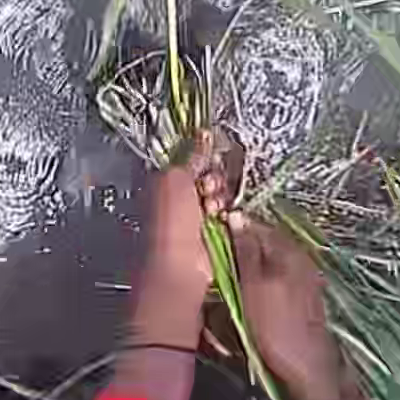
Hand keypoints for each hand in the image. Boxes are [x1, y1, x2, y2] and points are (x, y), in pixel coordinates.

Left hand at [129, 137, 218, 348]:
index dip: (204, 159)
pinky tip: (226, 220)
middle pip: (211, 178)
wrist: (181, 267)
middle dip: (216, 180)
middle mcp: (181, 200)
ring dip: (223, 199)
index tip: (209, 163)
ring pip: (223, 197)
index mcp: (167, 183)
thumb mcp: (175, 178)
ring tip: (215, 209)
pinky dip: (232, 217)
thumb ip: (189, 156)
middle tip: (210, 191)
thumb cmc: (171, 222)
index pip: (194, 161)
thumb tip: (203, 133)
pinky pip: (231, 217)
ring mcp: (198, 220)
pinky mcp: (216, 237)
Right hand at [228, 214, 351, 399]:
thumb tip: (235, 216)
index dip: (231, 230)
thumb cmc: (276, 326)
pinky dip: (259, 280)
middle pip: (261, 241)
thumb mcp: (253, 285)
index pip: (254, 224)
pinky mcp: (301, 293)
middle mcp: (298, 255)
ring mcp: (302, 274)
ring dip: (247, 266)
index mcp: (287, 248)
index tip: (210, 241)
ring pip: (266, 260)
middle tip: (217, 264)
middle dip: (239, 248)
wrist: (306, 367)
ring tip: (230, 282)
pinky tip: (249, 295)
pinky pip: (274, 275)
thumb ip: (245, 249)